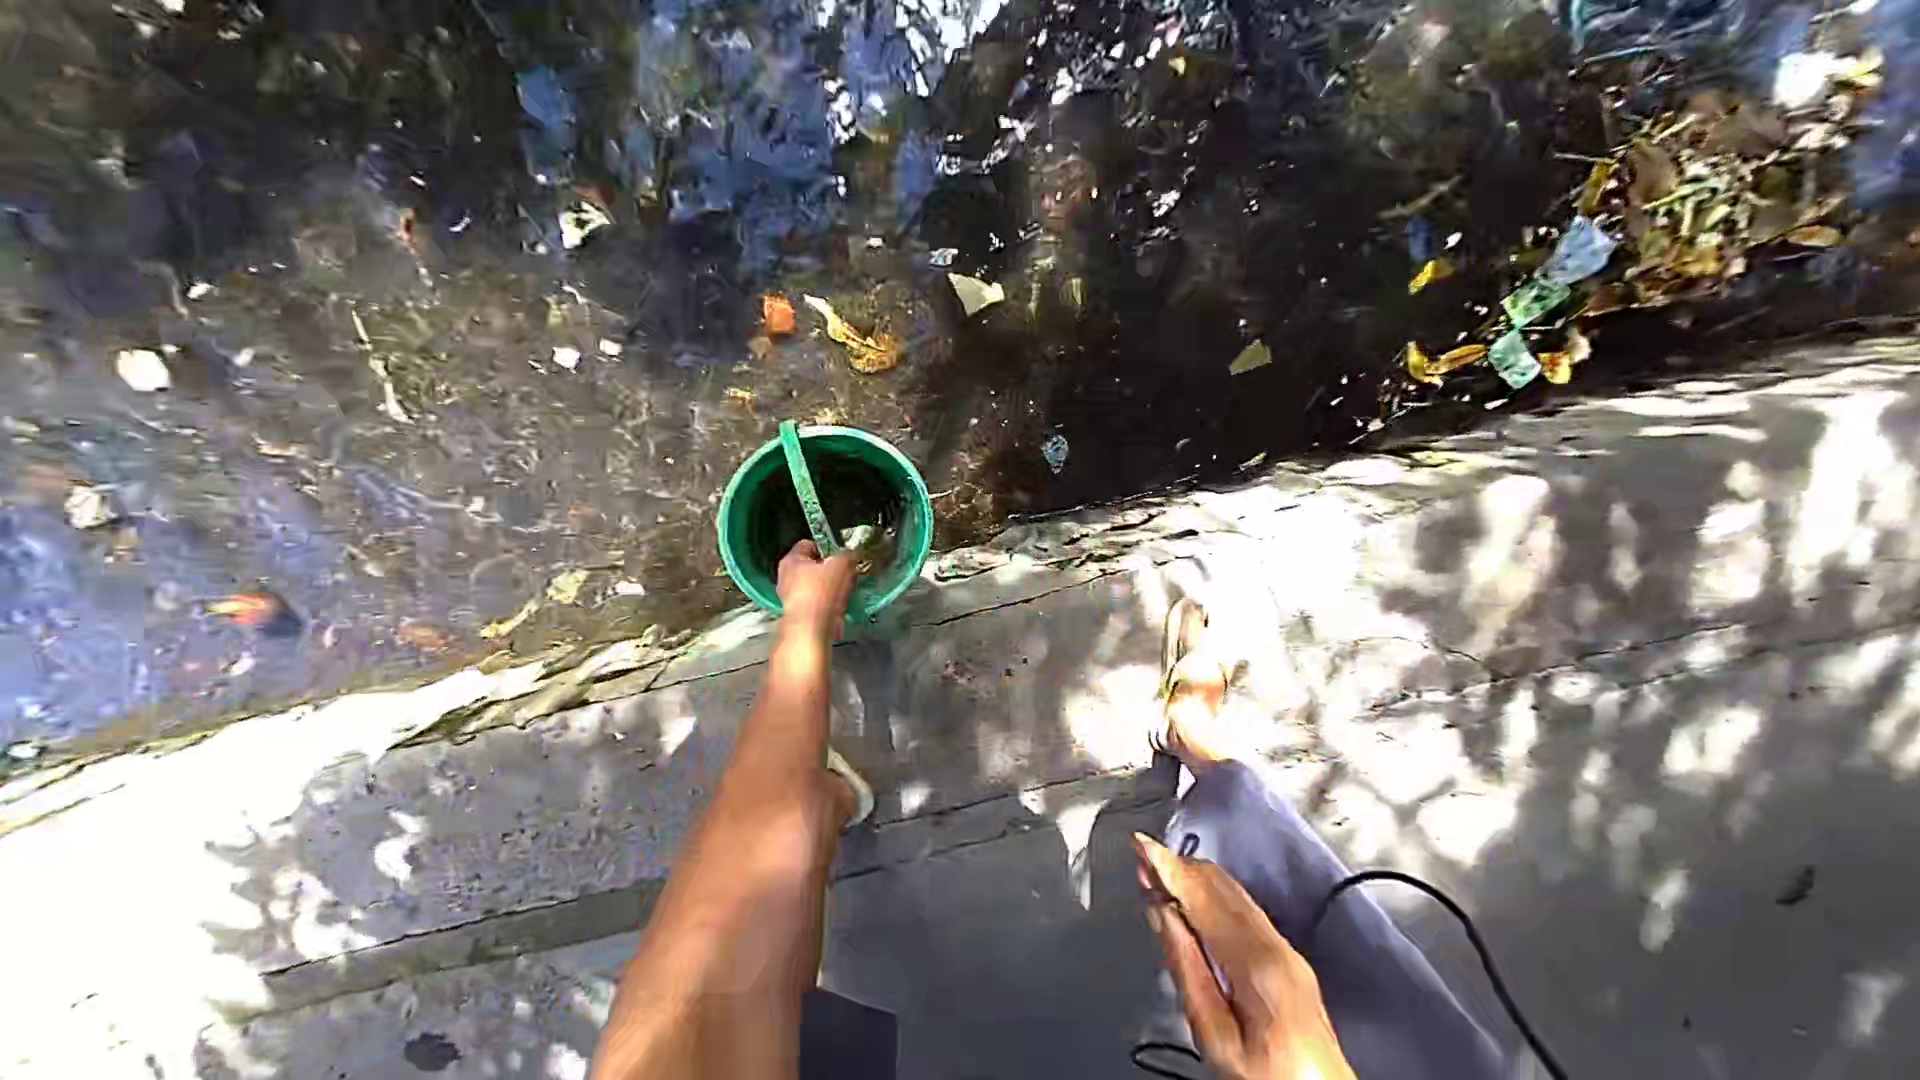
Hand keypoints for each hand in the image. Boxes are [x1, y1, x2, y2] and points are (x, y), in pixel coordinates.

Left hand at [775, 540, 857, 637]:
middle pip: (814, 567)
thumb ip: (847, 554)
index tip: (840, 554)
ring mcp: (791, 597)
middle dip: (832, 570)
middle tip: (846, 574)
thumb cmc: (821, 593)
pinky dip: (830, 604)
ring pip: (818, 585)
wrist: (812, 630)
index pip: (809, 544)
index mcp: (791, 560)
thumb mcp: (841, 564)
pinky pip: (818, 602)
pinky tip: (840, 607)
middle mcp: (786, 578)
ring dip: (833, 588)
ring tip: (845, 592)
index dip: (827, 547)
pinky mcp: (800, 614)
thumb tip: (850, 555)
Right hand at [1134, 834, 1355, 1079]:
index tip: (1140, 843)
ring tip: (1156, 872)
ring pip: (1232, 891)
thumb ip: (1187, 971)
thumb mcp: (1215, 1037)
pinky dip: (1209, 892)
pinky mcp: (1288, 956)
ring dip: (1191, 876)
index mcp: (1257, 964)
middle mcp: (1276, 945)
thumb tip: (1162, 912)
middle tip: (1140, 860)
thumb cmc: (1265, 1079)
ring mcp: (1286, 949)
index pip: (1203, 898)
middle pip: (1219, 886)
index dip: (1168, 867)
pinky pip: (1242, 906)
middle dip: (1176, 867)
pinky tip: (1190, 896)